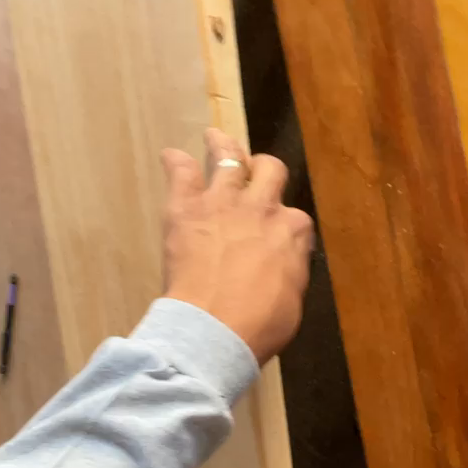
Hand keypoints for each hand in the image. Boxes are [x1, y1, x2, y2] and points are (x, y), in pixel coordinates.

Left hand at [160, 128, 314, 364]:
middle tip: (255, 171)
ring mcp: (223, 202)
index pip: (295, 217)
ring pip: (227, 158)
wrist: (216, 329)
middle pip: (269, 171)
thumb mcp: (293, 299)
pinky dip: (176, 163)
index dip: (285, 225)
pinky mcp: (186, 207)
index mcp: (293, 231)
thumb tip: (286, 262)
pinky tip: (172, 156)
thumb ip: (290, 269)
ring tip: (215, 138)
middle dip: (264, 170)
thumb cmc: (261, 325)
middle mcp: (262, 207)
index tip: (278, 235)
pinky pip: (181, 172)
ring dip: (222, 146)